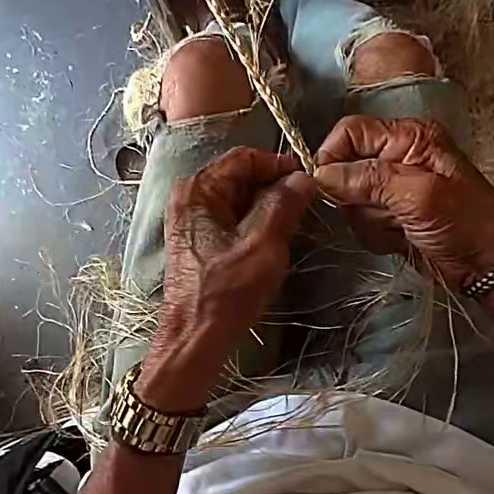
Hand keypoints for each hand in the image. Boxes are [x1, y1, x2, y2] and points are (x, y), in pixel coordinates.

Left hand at [137, 147, 316, 412]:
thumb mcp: (263, 244)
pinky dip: (251, 222)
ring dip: (264, 207)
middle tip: (302, 206)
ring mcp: (190, 220)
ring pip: (235, 199)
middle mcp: (188, 198)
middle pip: (238, 176)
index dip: (277, 164)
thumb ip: (284, 204)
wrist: (195, 335)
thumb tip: (303, 178)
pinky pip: (229, 218)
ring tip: (290, 225)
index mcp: (198, 190)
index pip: (243, 157)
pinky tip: (270, 240)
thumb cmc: (227, 290)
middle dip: (272, 187)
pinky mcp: (196, 241)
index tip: (305, 180)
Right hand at [313, 116, 493, 286]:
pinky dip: (374, 234)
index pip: (349, 132)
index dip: (332, 157)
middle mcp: (395, 156)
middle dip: (356, 197)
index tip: (330, 187)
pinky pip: (359, 221)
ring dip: (368, 219)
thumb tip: (321, 175)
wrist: (488, 266)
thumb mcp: (419, 195)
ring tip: (399, 227)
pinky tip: (399, 237)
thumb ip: (369, 179)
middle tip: (387, 211)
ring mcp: (390, 188)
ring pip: (347, 199)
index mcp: (407, 137)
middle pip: (343, 168)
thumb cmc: (465, 222)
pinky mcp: (387, 214)